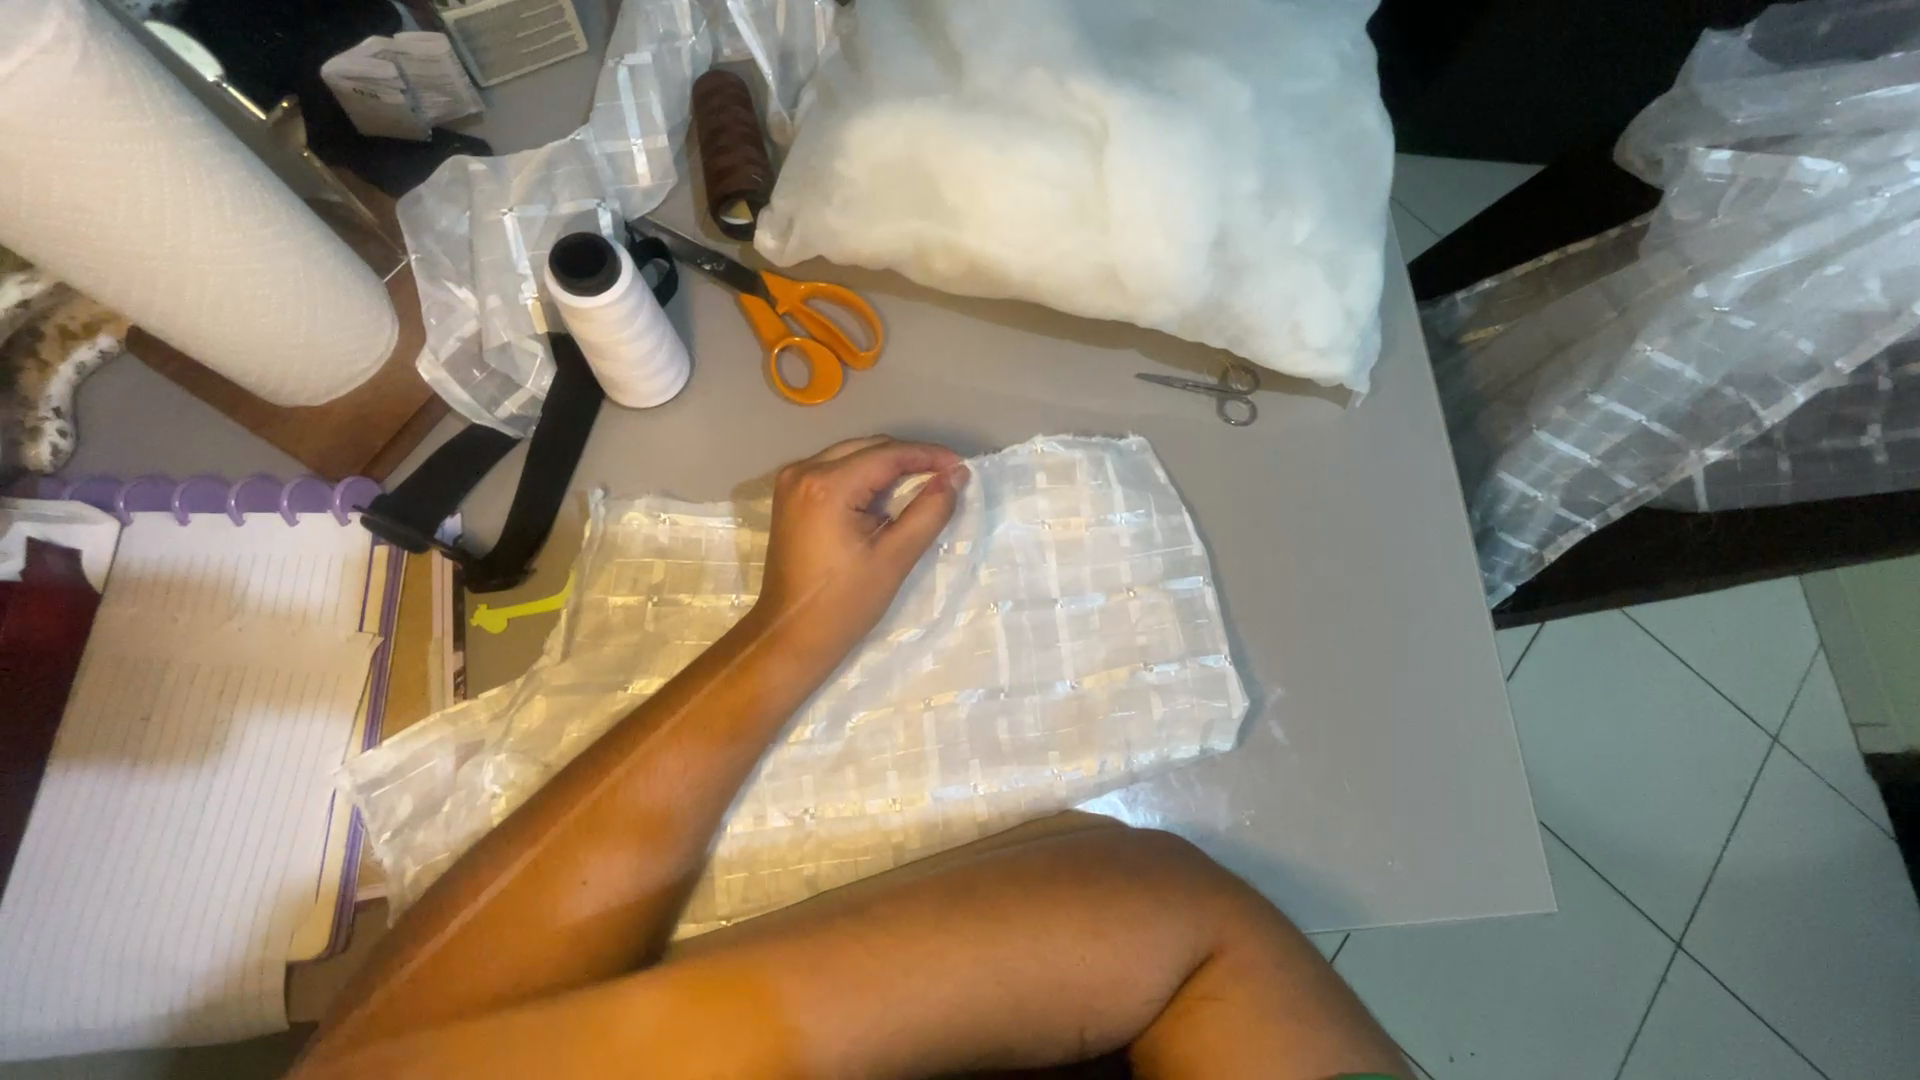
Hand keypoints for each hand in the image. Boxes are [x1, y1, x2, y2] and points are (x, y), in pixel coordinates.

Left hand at [755, 436, 966, 649]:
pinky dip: (865, 477)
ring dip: (888, 466)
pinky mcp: (790, 495)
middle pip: (869, 448)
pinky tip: (887, 497)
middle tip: (947, 478)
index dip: (929, 456)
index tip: (962, 468)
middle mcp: (803, 471)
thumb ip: (929, 511)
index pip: (888, 454)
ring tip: (923, 486)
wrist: (791, 634)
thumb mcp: (895, 558)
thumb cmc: (844, 603)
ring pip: (852, 455)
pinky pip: (836, 470)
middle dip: (910, 459)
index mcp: (827, 485)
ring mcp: (791, 481)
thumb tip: (956, 476)